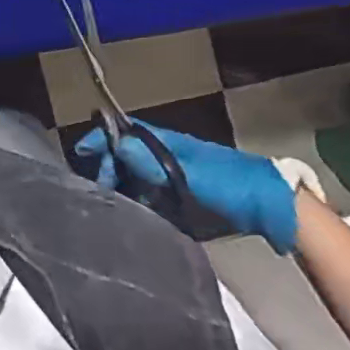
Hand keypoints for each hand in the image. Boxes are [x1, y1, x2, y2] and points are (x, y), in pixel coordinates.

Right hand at [75, 123, 299, 251]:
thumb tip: (116, 145)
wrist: (269, 210)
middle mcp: (162, 154)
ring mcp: (170, 175)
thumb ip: (151, 160)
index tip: (80, 155)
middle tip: (98, 193)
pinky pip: (145, 196)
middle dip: (106, 169)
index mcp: (164, 142)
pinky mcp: (177, 197)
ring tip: (108, 207)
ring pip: (131, 177)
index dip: (99, 139)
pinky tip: (130, 217)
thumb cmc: (229, 185)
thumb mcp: (189, 172)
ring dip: (118, 189)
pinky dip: (134, 203)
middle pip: (121, 155)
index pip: (121, 132)